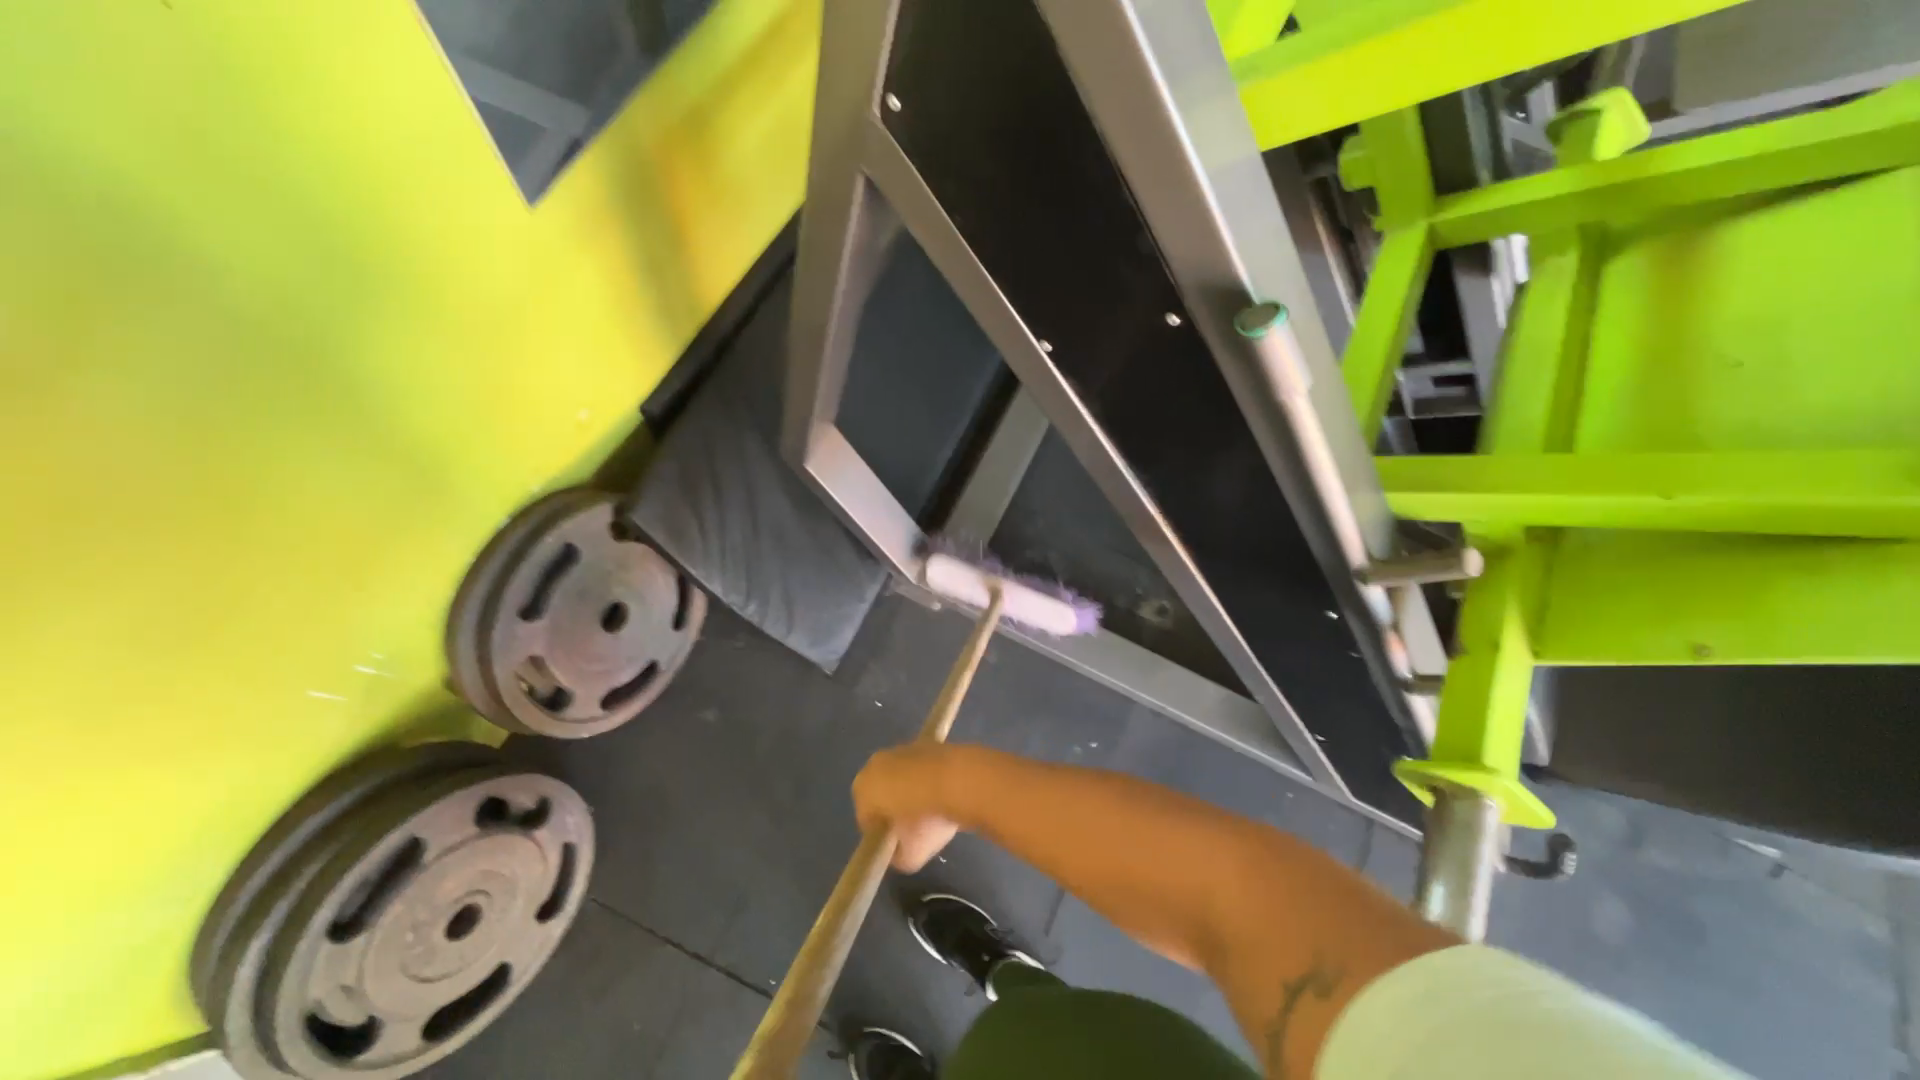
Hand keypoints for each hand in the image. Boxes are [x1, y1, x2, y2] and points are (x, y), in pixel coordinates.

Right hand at [852, 743, 967, 871]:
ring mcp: (903, 748)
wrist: (960, 780)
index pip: (867, 819)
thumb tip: (900, 852)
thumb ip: (897, 857)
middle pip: (883, 794)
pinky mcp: (928, 743)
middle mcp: (875, 763)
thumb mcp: (907, 858)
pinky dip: (931, 780)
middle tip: (917, 828)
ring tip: (936, 812)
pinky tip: (947, 795)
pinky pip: (924, 770)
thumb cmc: (924, 820)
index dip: (883, 836)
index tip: (900, 845)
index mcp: (862, 789)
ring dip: (914, 793)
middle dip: (896, 810)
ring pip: (904, 779)